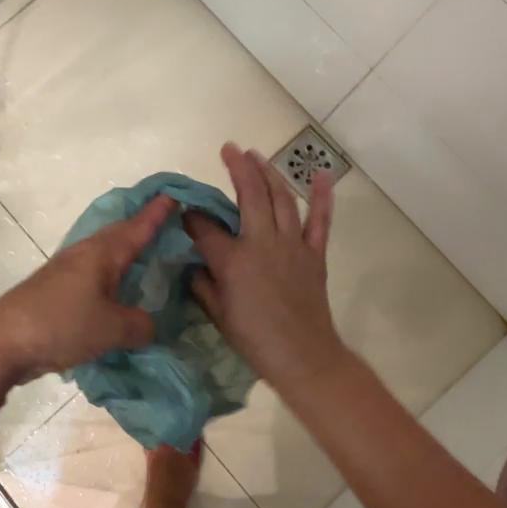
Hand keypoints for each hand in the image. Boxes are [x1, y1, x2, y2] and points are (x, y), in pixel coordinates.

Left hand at [0, 194, 177, 380]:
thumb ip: (139, 324)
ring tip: (144, 262)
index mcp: (101, 255)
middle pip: (117, 236)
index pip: (137, 228)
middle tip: (165, 226)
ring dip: (123, 256)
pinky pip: (91, 278)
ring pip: (102, 257)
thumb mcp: (112, 329)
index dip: (157, 214)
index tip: (174, 195)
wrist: (2, 342)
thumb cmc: (61, 325)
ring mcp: (64, 273)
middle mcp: (82, 255)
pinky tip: (113, 296)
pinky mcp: (52, 293)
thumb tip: (147, 324)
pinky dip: (108, 280)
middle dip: (140, 229)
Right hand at [186, 143, 352, 387]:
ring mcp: (292, 246)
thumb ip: (203, 283)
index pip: (206, 227)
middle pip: (249, 195)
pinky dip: (322, 196)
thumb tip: (196, 263)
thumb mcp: (217, 314)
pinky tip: (321, 173)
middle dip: (237, 168)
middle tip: (228, 149)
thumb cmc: (254, 340)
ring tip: (256, 155)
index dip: (192, 216)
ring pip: (280, 198)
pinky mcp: (314, 254)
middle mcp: (262, 243)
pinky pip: (320, 220)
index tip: (184, 211)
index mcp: (233, 261)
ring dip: (268, 173)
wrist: (303, 357)